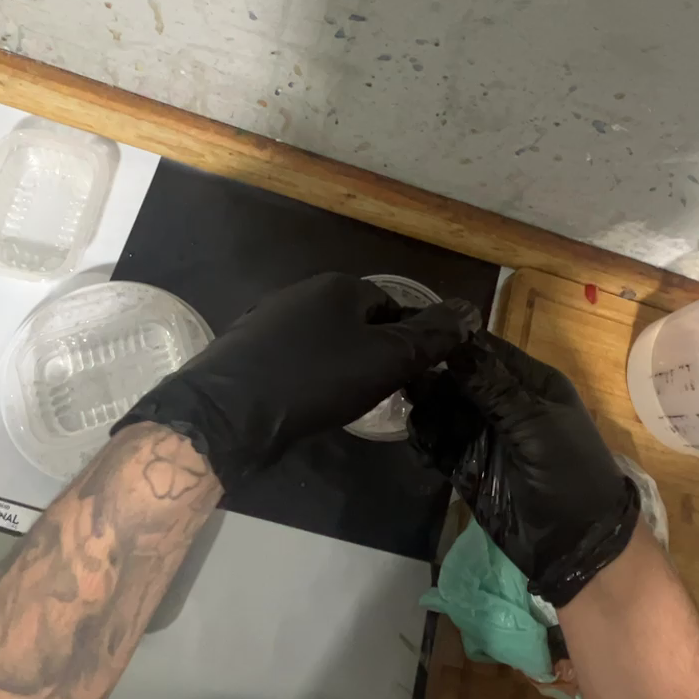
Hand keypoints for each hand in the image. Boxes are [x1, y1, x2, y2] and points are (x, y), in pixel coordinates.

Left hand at [116, 272, 479, 489]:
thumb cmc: (315, 379)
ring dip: (339, 367)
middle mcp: (302, 293)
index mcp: (339, 287)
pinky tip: (305, 403)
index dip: (405, 343)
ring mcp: (269, 320)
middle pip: (357, 322)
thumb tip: (470, 311)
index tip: (408, 379)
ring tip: (343, 403)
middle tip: (378, 394)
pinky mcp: (247, 349)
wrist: (228, 412)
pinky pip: (293, 358)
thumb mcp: (385, 360)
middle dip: (372, 355)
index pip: (391, 307)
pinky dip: (307, 377)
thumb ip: (430, 338)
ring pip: (324, 342)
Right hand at [408, 333, 638, 604]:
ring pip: (446, 409)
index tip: (418, 333)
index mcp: (531, 384)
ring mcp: (486, 435)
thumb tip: (455, 346)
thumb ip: (494, 388)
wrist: (578, 549)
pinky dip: (426, 440)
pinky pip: (440, 444)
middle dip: (433, 376)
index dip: (456, 341)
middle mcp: (505, 403)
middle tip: (401, 373)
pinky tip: (416, 439)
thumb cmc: (569, 475)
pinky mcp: (469, 465)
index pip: (487, 350)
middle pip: (460, 377)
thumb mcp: (535, 425)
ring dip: (425, 407)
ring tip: (405, 407)